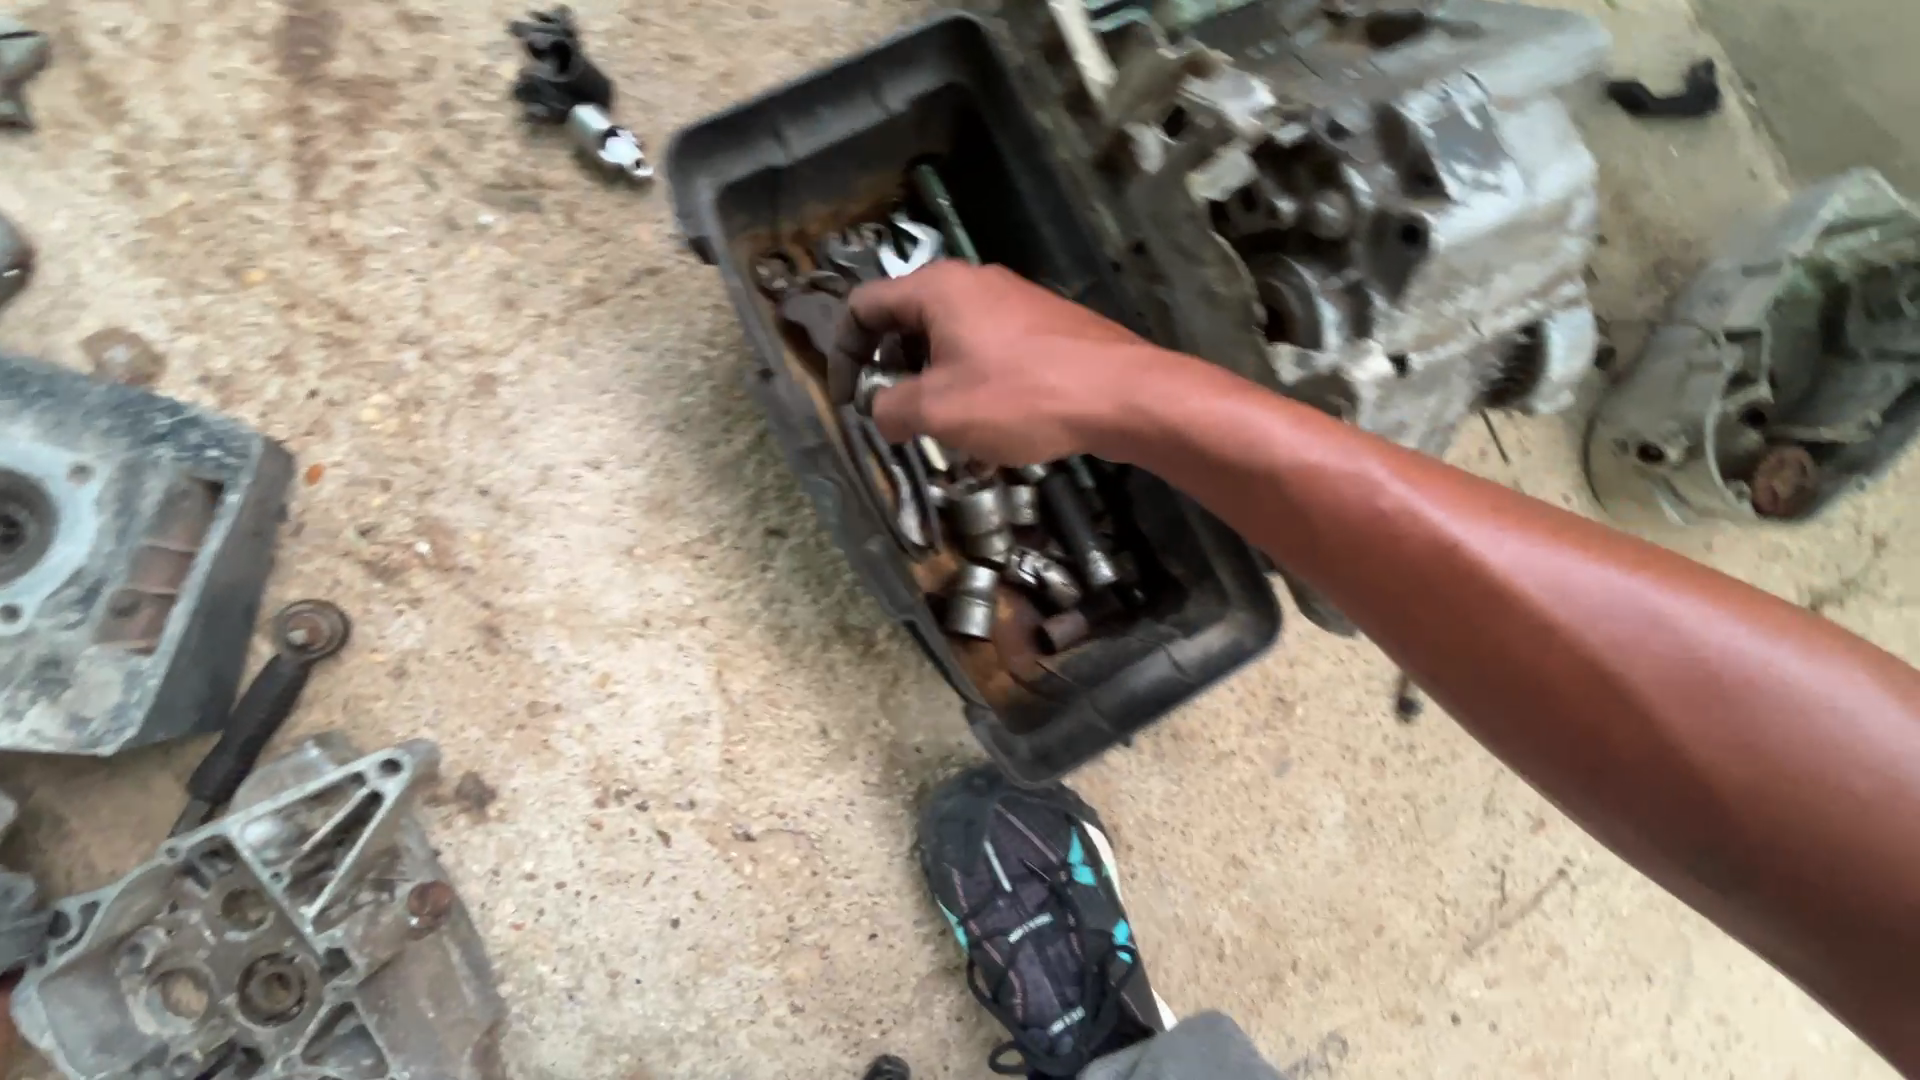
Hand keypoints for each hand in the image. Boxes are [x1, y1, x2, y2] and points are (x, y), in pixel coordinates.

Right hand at [846, 262, 1182, 464]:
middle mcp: (973, 282)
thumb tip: (882, 412)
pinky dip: (972, 380)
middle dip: (893, 369)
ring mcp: (1013, 300)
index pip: (863, 306)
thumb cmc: (1020, 396)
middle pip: (907, 320)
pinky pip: (987, 348)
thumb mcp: (940, 410)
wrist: (1122, 395)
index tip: (852, 399)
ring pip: (949, 338)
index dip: (844, 353)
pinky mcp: (1043, 325)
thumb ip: (892, 409)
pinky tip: (992, 420)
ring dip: (934, 381)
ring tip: (948, 426)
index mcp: (937, 288)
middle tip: (902, 415)